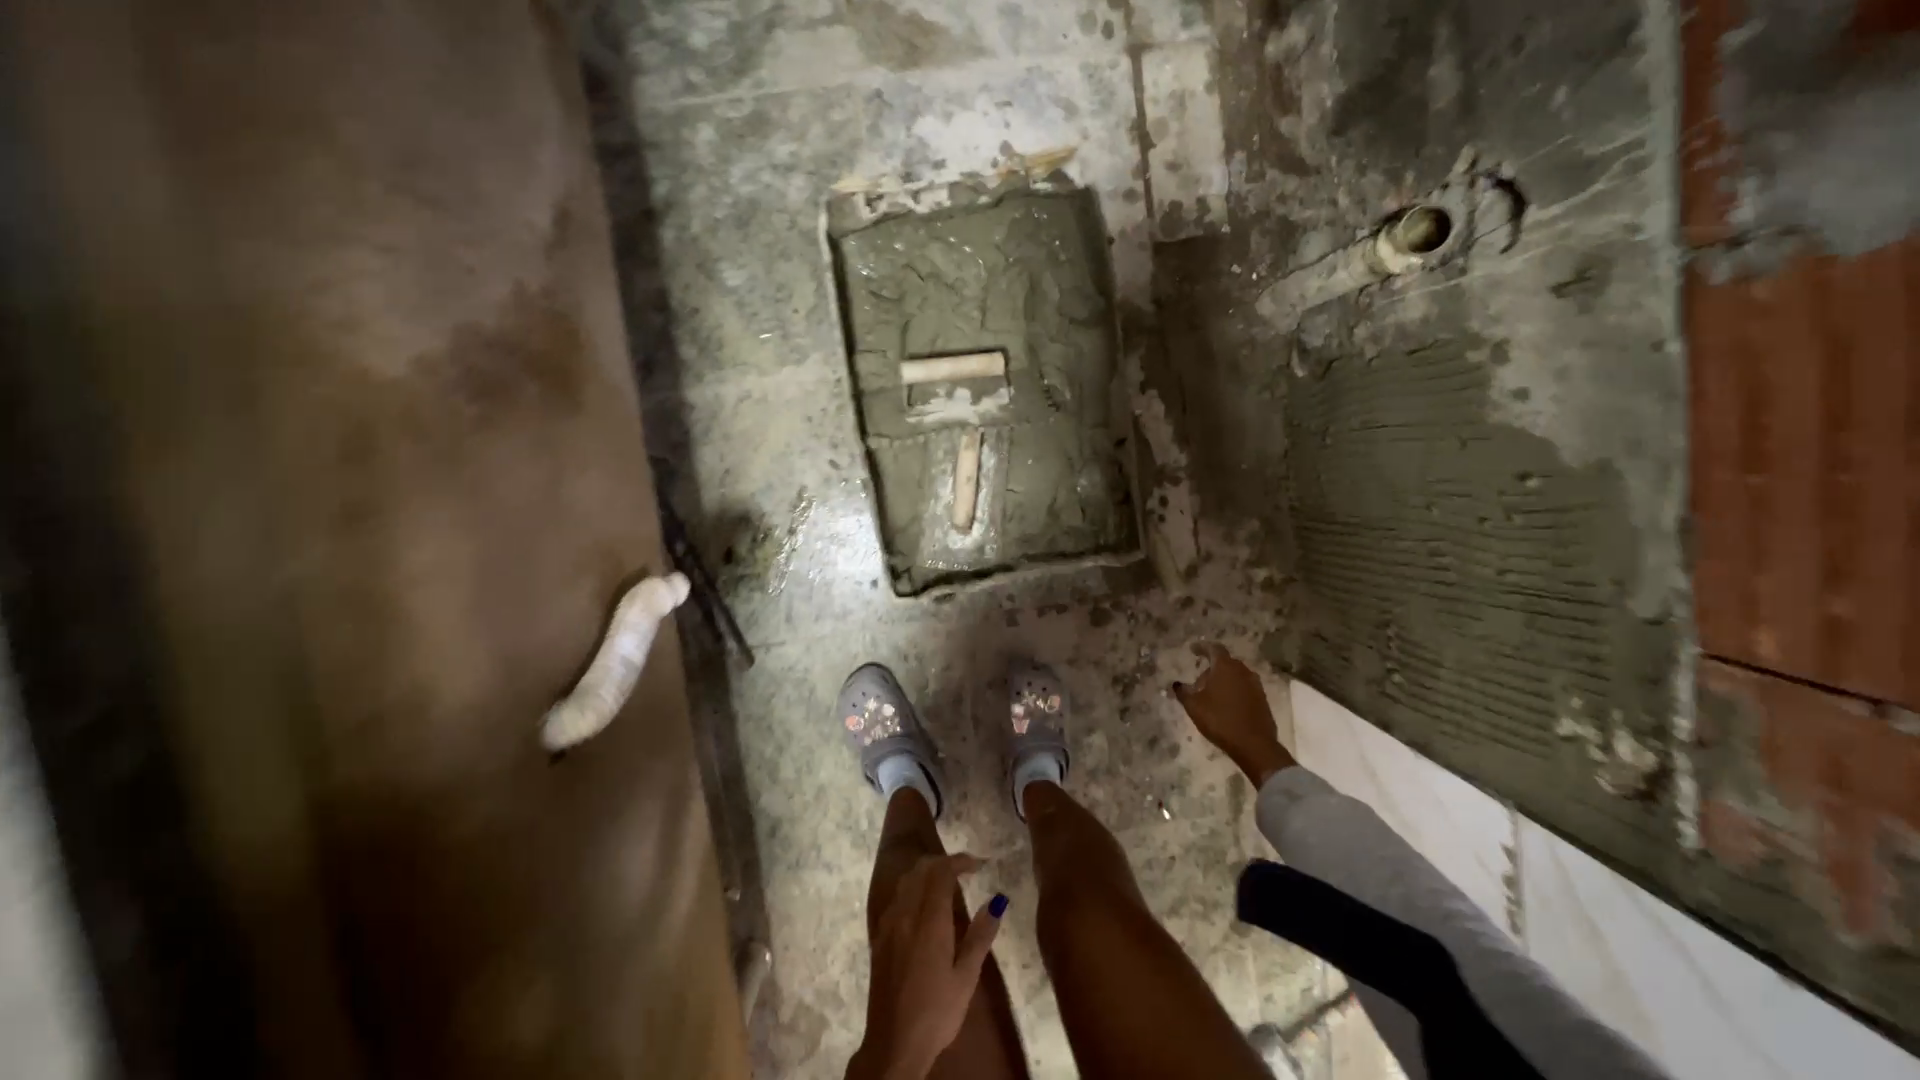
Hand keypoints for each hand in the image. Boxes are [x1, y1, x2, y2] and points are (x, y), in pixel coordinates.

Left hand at [848, 854, 1004, 1079]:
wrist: (894, 1043)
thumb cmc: (937, 1012)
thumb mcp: (967, 977)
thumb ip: (980, 936)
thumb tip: (996, 901)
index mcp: (928, 922)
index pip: (940, 872)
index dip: (960, 861)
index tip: (979, 864)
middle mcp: (905, 916)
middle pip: (920, 871)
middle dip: (943, 863)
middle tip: (966, 871)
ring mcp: (888, 927)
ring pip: (905, 883)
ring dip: (926, 874)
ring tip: (948, 884)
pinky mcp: (880, 939)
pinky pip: (896, 900)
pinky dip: (913, 890)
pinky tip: (925, 908)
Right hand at [1172, 642, 1295, 786]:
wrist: (1254, 744)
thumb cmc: (1220, 720)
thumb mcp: (1194, 707)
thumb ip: (1183, 692)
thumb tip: (1177, 685)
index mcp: (1225, 667)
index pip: (1213, 648)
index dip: (1202, 647)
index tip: (1192, 649)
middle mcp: (1243, 671)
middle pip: (1224, 663)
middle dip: (1210, 670)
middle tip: (1197, 685)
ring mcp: (1255, 685)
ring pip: (1235, 676)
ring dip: (1222, 681)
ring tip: (1210, 697)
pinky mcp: (1262, 699)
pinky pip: (1243, 688)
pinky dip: (1232, 691)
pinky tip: (1225, 706)